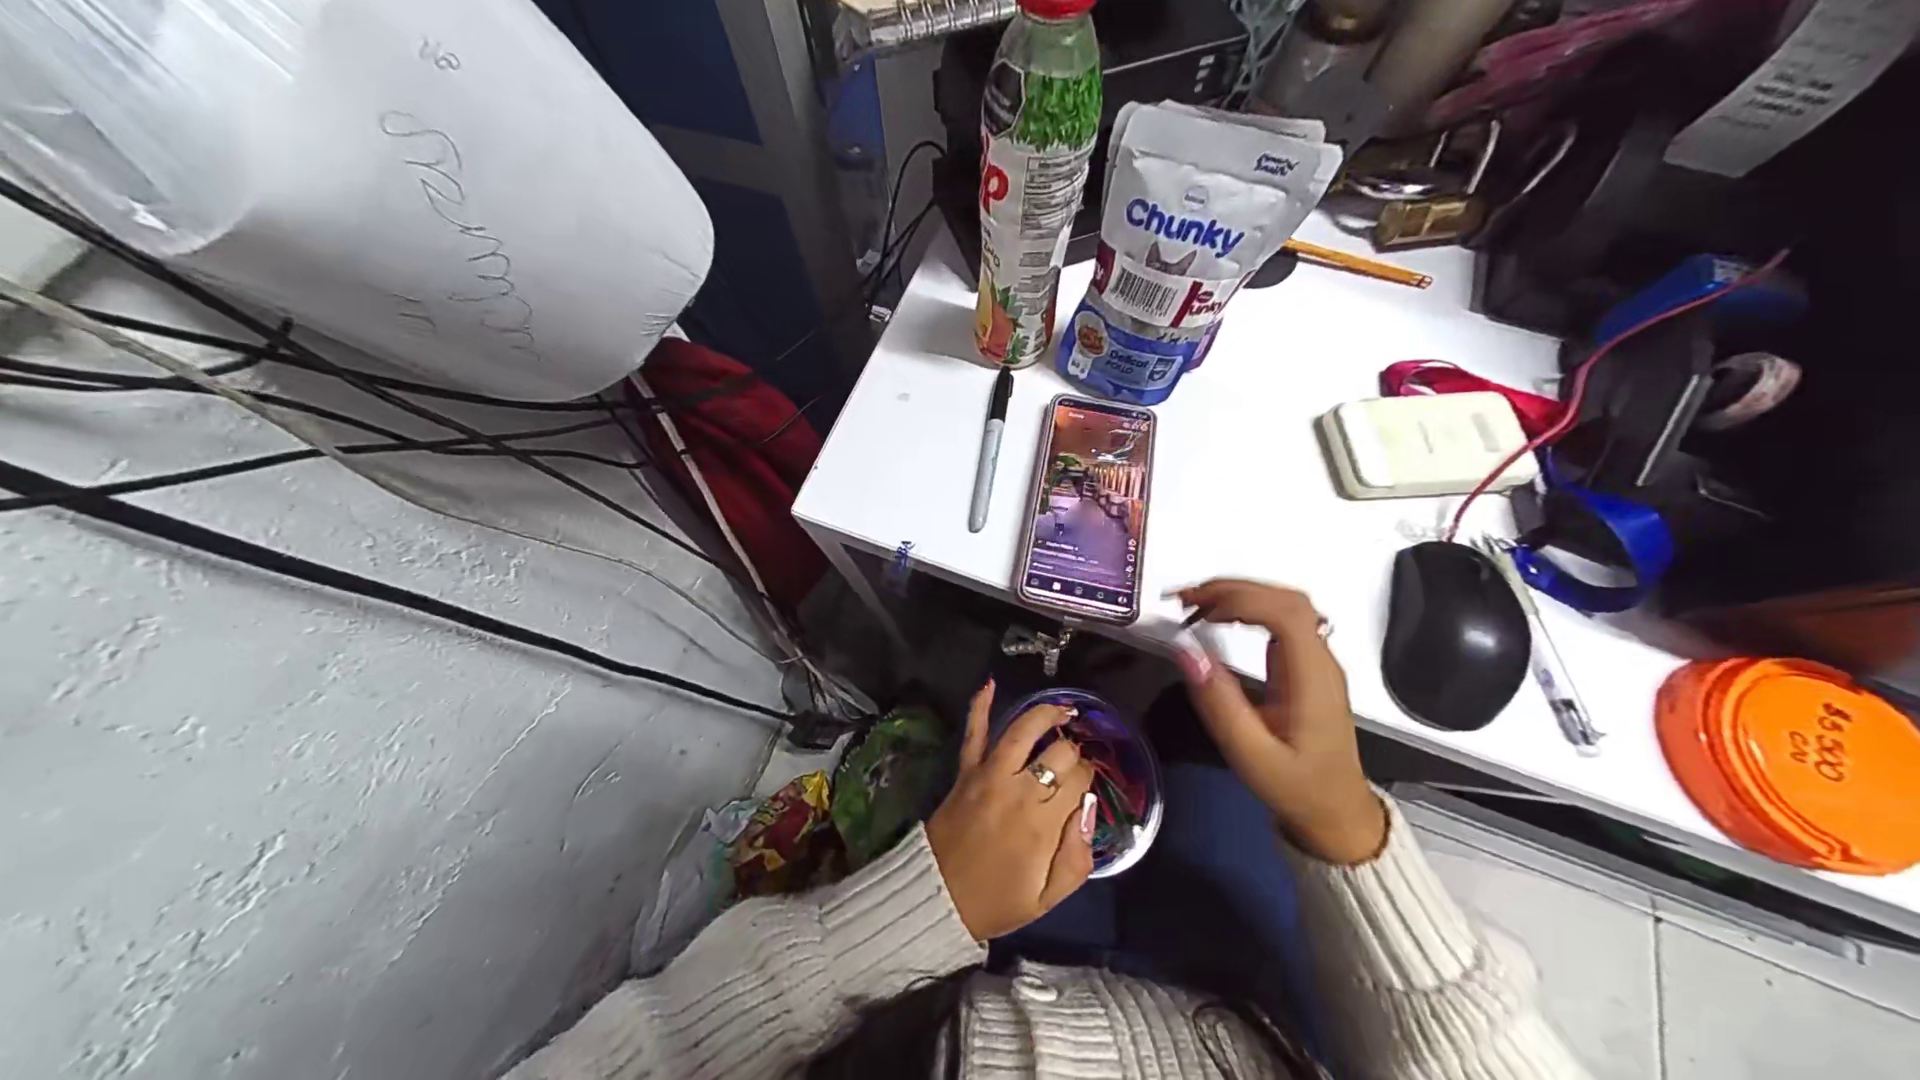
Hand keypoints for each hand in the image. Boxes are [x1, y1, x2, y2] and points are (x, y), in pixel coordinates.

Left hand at [924, 681, 1098, 940]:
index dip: (1090, 776)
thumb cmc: (998, 900)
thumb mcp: (1048, 897)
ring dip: (1045, 714)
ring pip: (1022, 731)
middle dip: (1074, 750)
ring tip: (1063, 710)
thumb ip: (1077, 857)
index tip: (1089, 781)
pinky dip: (979, 707)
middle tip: (1078, 756)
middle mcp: (1018, 789)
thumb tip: (1087, 809)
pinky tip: (990, 684)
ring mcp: (988, 774)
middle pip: (1058, 752)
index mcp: (1043, 822)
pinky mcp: (965, 771)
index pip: (1079, 779)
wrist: (937, 897)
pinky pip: (974, 733)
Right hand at [1173, 580, 1387, 864]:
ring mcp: (1316, 661)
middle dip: (1233, 588)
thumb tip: (1186, 651)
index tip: (1196, 610)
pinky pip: (1280, 620)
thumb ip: (1220, 703)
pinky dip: (1247, 608)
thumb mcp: (1251, 754)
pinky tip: (1219, 617)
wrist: (1337, 814)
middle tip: (1184, 599)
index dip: (1239, 599)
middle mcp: (1320, 660)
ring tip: (1194, 604)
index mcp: (1313, 677)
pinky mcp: (1305, 666)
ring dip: (1239, 594)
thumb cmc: (1296, 787)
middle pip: (1285, 599)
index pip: (1284, 612)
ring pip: (1285, 603)